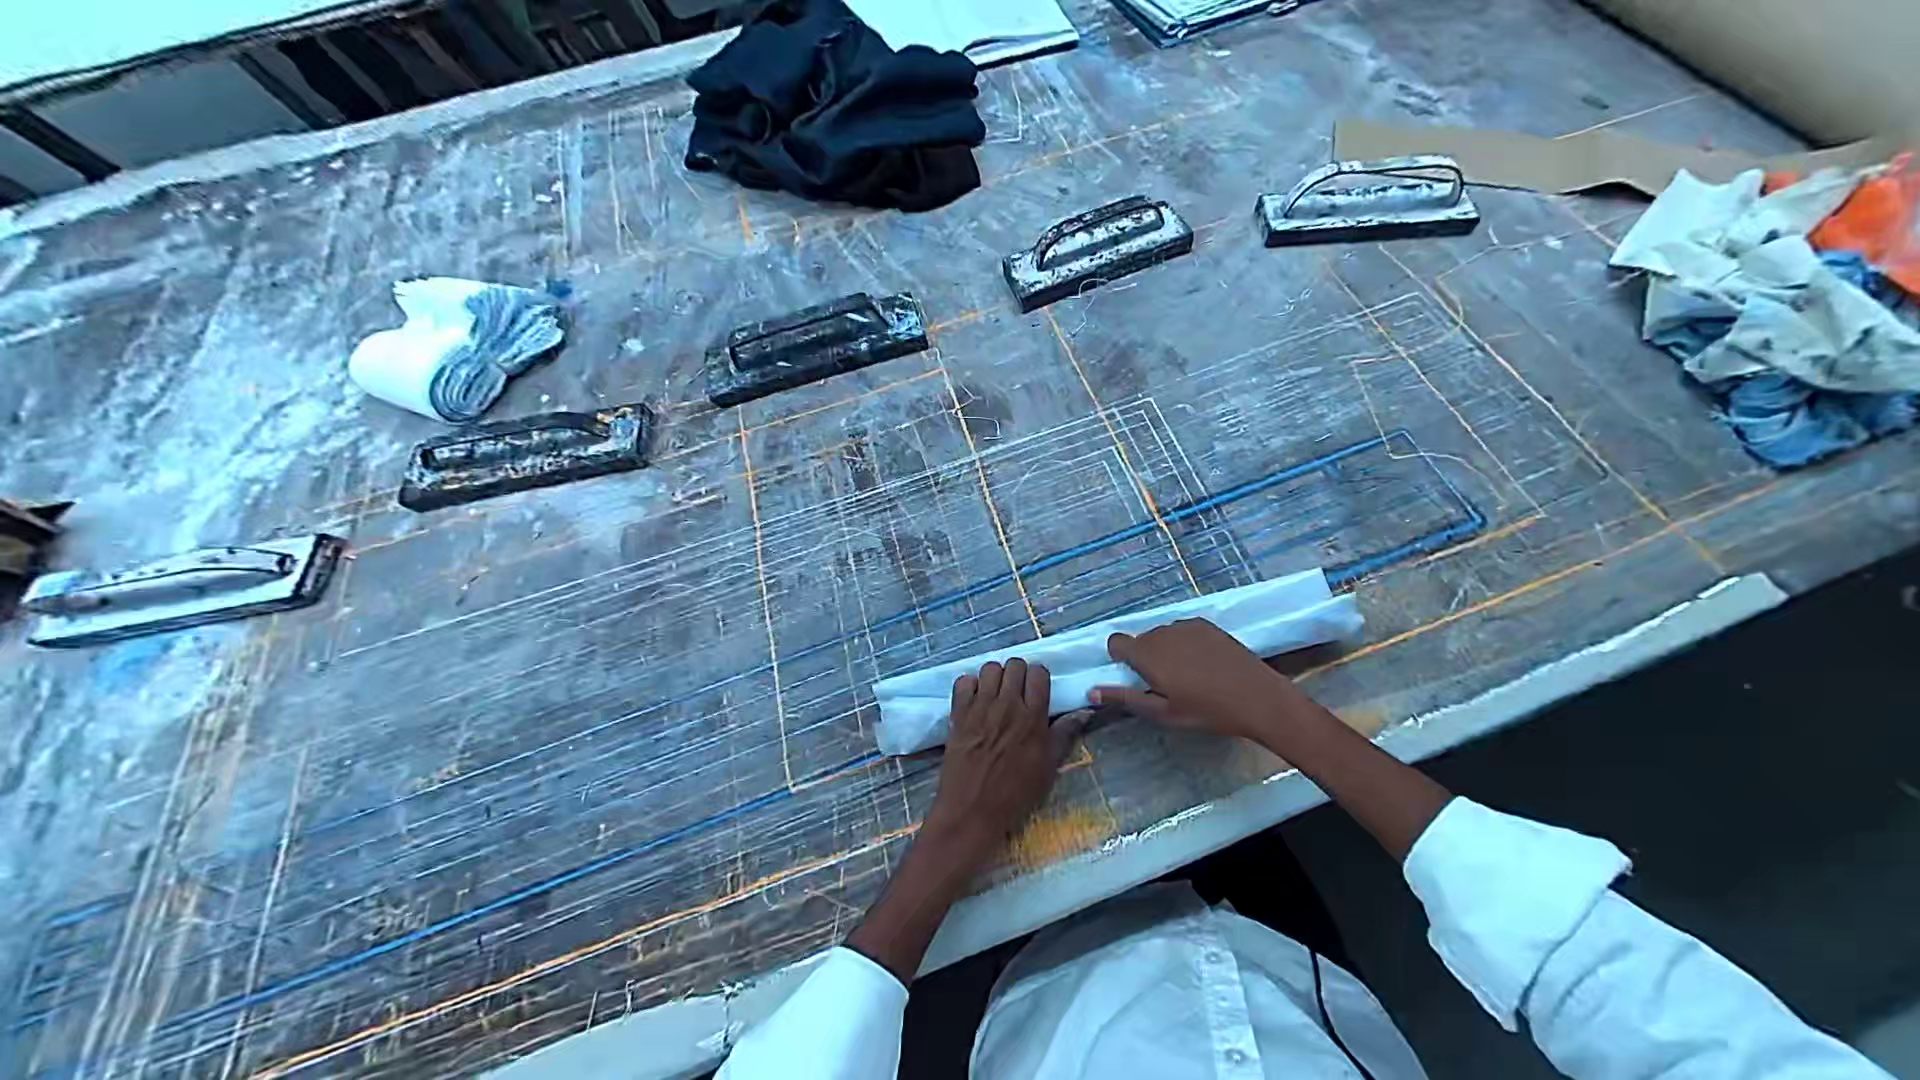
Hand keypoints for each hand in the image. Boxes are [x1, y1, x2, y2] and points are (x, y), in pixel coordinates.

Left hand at [846, 658, 1083, 982]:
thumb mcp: (1048, 766)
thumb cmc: (1015, 793)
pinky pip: (963, 681)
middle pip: (1014, 665)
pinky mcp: (958, 713)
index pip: (1038, 673)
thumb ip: (1064, 734)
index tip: (1036, 689)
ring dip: (995, 677)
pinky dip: (970, 685)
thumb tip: (1085, 711)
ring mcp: (980, 707)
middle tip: (1016, 691)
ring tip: (995, 694)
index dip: (1039, 677)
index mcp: (1033, 716)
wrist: (972, 810)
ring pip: (989, 668)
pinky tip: (974, 700)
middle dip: (1018, 673)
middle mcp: (1007, 705)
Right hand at [1090, 618, 1330, 748]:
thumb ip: (1125, 698)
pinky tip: (1205, 664)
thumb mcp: (1162, 712)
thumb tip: (1091, 692)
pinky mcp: (1207, 625)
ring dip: (1166, 650)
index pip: (1116, 642)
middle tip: (1166, 684)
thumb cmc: (1207, 711)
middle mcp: (1162, 632)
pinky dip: (1185, 643)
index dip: (1120, 658)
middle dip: (1146, 657)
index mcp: (1147, 654)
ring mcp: (1186, 625)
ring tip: (1189, 676)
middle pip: (1141, 639)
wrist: (1258, 697)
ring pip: (1163, 635)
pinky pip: (1184, 631)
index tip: (1135, 676)